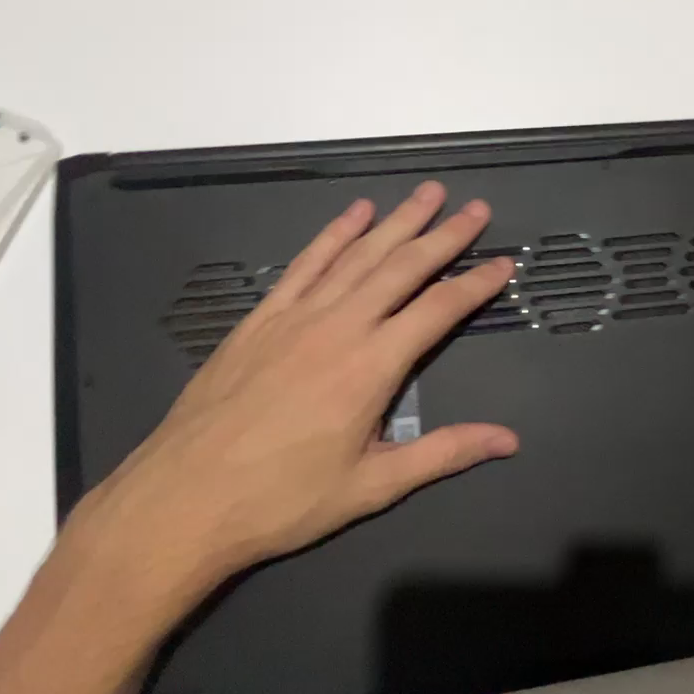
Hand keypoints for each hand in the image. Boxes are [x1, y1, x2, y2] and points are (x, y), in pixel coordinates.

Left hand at [67, 182, 519, 603]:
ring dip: (396, 221)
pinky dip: (334, 234)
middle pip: (402, 267)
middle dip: (444, 235)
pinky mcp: (261, 318)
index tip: (503, 262)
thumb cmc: (283, 499)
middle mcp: (340, 326)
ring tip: (427, 193)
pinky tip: (355, 214)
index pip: (438, 310)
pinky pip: (305, 264)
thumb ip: (443, 454)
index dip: (476, 284)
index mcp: (372, 366)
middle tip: (476, 208)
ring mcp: (296, 316)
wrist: (184, 499)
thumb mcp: (373, 486)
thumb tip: (509, 440)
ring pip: (357, 255)